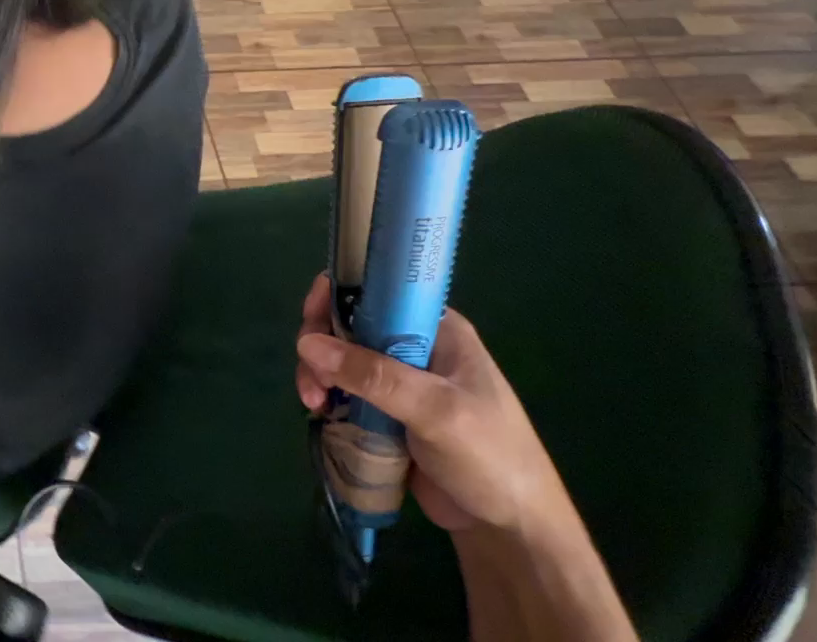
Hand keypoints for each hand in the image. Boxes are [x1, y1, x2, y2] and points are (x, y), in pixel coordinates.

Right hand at [293, 274, 573, 536]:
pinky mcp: (383, 410)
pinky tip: (321, 415)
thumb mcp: (435, 410)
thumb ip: (373, 375)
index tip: (311, 324)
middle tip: (313, 381)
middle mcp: (413, 347)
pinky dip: (325, 397)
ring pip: (337, 358)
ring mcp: (397, 380)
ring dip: (317, 375)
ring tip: (315, 405)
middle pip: (346, 324)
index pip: (375, 291)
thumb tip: (307, 343)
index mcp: (436, 330)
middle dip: (319, 346)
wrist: (509, 527)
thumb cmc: (490, 458)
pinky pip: (341, 390)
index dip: (336, 296)